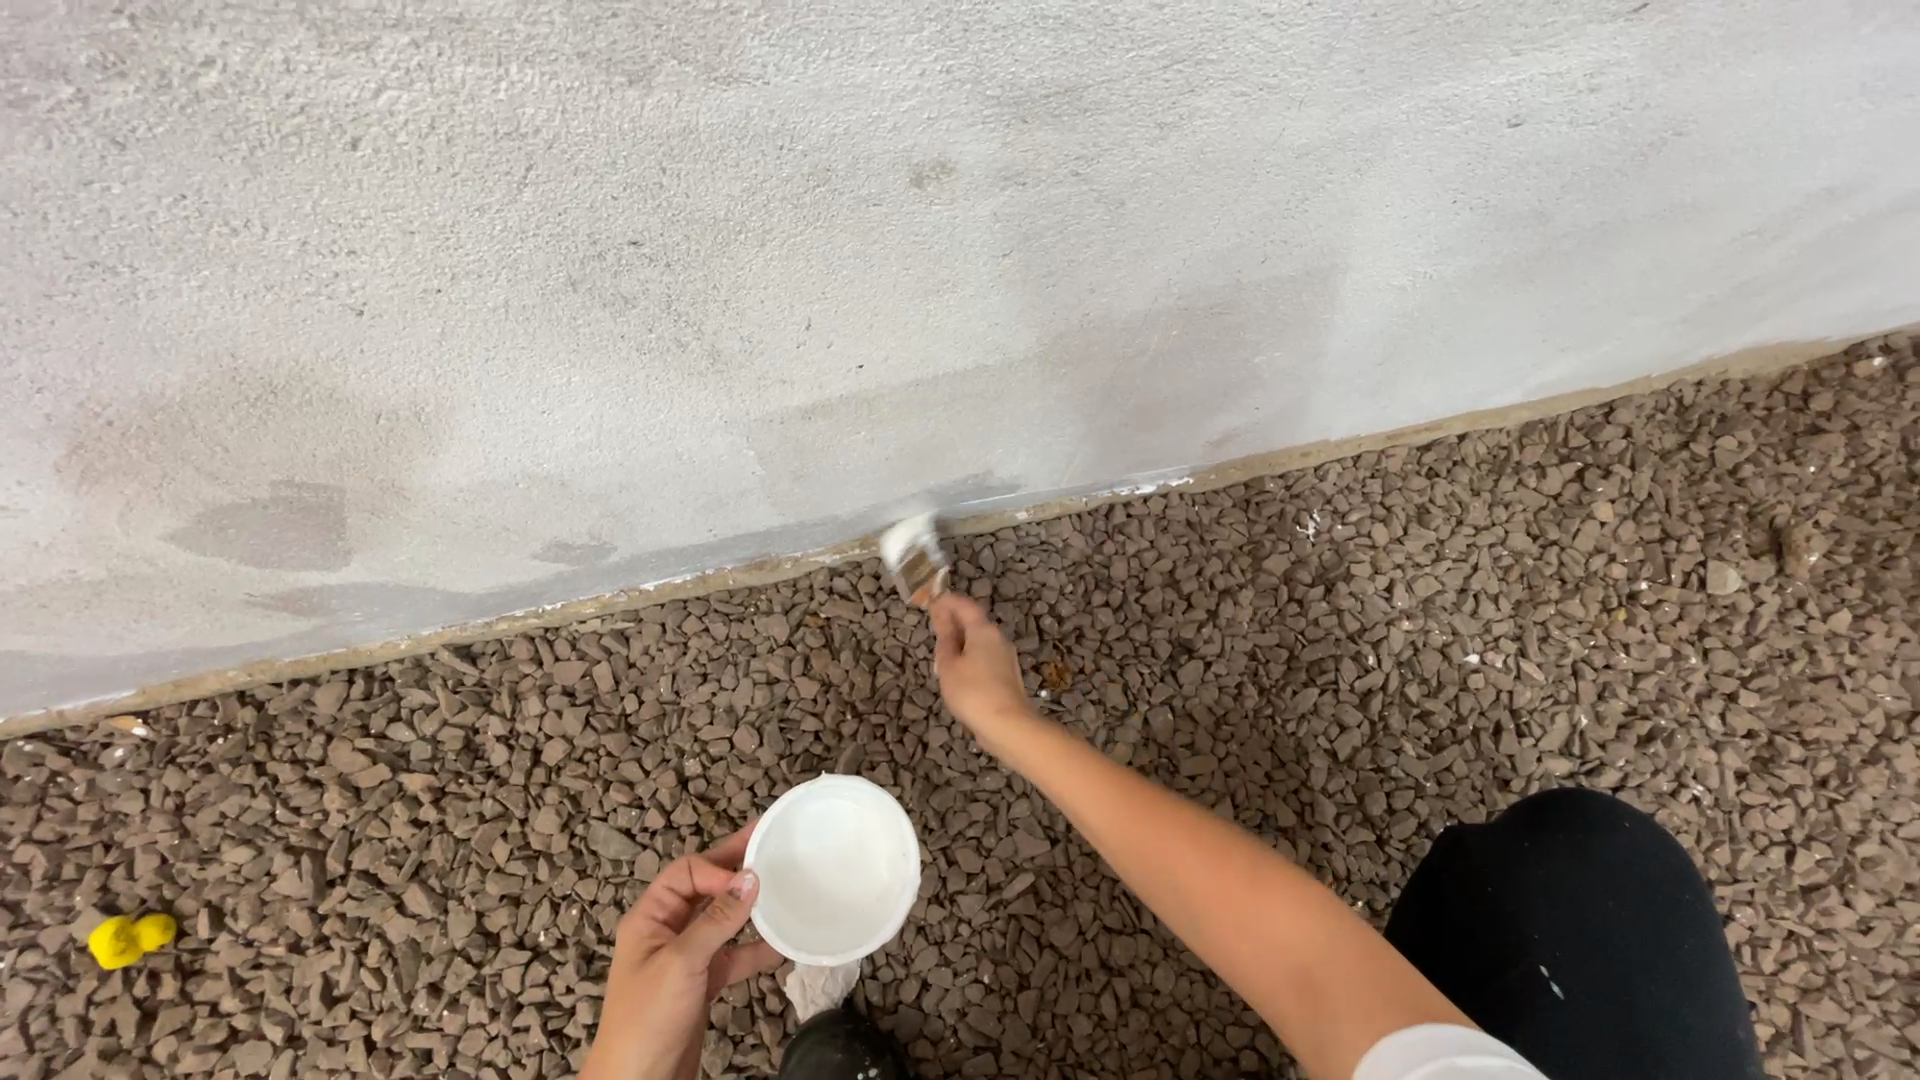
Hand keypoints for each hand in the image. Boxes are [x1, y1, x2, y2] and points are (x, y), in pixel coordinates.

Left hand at [580, 824, 782, 1079]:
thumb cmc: (648, 1018)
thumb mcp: (681, 963)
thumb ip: (717, 920)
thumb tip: (751, 877)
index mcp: (650, 917)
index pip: (687, 872)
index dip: (718, 869)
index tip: (750, 879)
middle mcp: (667, 930)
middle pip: (705, 888)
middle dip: (737, 869)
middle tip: (773, 843)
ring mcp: (686, 956)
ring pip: (722, 919)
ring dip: (750, 908)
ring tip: (784, 888)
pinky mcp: (702, 982)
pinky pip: (733, 954)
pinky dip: (755, 948)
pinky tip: (782, 944)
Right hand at [930, 593, 1040, 751]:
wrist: (1007, 724)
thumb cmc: (972, 692)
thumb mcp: (949, 665)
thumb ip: (945, 640)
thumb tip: (943, 620)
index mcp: (983, 631)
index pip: (965, 606)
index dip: (948, 601)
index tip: (933, 600)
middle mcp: (998, 638)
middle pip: (975, 622)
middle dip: (955, 621)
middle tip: (935, 624)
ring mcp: (1006, 657)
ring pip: (980, 641)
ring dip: (962, 640)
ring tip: (943, 651)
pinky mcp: (1007, 675)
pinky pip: (986, 656)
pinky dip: (971, 655)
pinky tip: (959, 670)